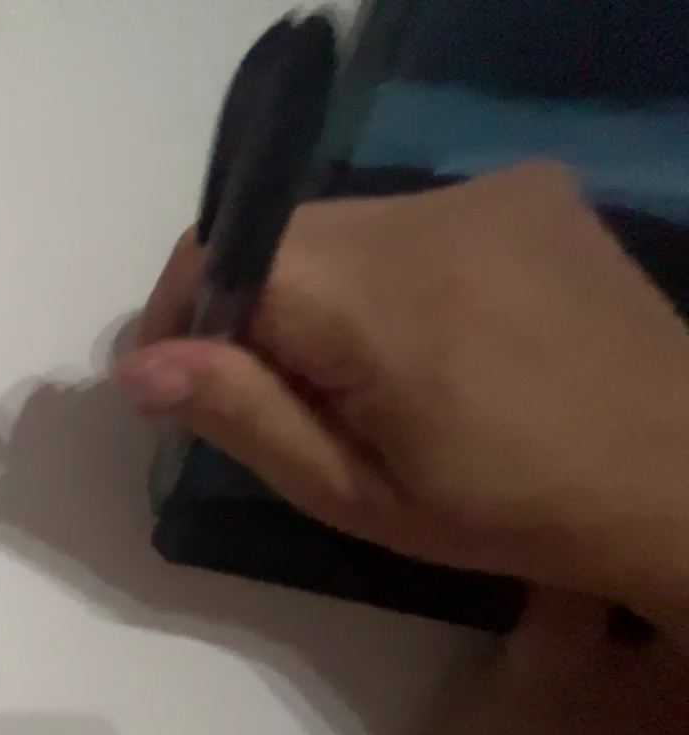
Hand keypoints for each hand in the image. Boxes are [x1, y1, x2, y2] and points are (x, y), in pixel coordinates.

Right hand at [117, 162, 688, 621]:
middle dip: (232, 314)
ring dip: (291, 297)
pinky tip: (394, 337)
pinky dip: (350, 277)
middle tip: (258, 396)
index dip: (173, 319)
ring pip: (316, 231)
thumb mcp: (340, 488)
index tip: (179, 387)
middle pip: (264, 241)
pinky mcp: (516, 193)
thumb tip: (136, 367)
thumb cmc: (496, 506)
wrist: (686, 477)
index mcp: (383, 295)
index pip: (217, 258)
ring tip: (333, 373)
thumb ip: (237, 413)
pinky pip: (378, 224)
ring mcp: (483, 193)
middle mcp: (432, 214)